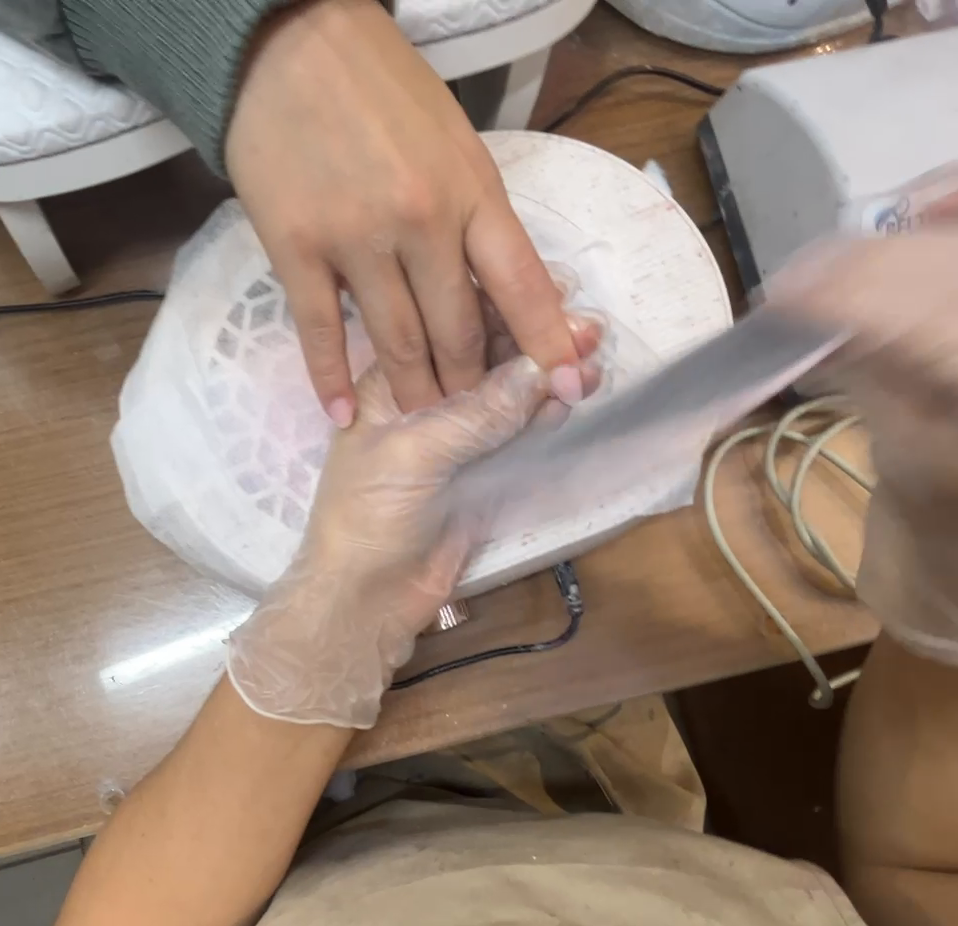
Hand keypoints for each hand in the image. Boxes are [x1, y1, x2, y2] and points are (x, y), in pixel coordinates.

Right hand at [225, 0, 585, 425]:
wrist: (287, 44)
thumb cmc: (379, 87)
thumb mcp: (452, 141)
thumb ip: (473, 214)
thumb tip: (489, 286)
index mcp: (472, 189)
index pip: (520, 284)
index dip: (544, 344)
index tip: (566, 388)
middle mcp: (422, 222)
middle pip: (457, 330)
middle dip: (467, 383)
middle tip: (468, 415)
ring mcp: (357, 240)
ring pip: (397, 341)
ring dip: (412, 391)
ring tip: (418, 421)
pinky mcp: (298, 250)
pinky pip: (321, 331)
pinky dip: (332, 379)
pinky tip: (342, 414)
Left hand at [226, 341, 597, 728]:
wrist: (368, 595)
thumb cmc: (369, 514)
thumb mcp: (414, 454)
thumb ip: (476, 414)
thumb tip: (541, 369)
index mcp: (390, 380)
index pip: (446, 327)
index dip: (498, 311)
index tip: (551, 298)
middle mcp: (425, 398)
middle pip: (485, 357)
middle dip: (533, 342)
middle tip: (586, 333)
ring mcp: (456, 436)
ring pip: (509, 394)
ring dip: (547, 377)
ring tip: (589, 365)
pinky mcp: (481, 470)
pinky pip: (518, 432)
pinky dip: (543, 416)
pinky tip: (569, 399)